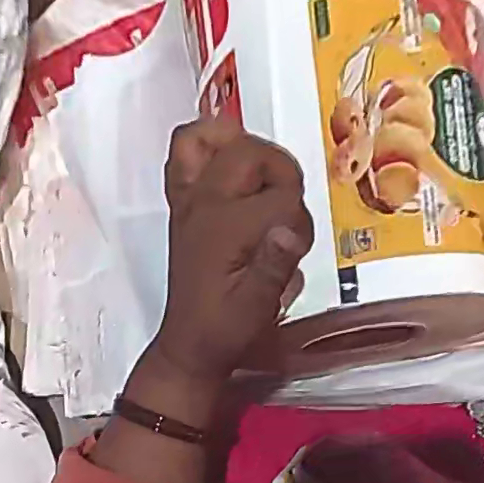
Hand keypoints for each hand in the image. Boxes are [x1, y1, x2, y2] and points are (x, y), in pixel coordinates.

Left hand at [151, 119, 315, 383]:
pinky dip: (210, 144)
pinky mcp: (184, 204)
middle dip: (283, 176)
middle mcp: (204, 204)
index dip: (299, 221)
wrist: (190, 344)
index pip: (281, 197)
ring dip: (249, 151)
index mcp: (225, 228)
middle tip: (288, 213)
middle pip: (254, 154)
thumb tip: (291, 230)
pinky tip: (232, 165)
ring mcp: (190, 199)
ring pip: (215, 138)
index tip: (295, 250)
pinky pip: (187, 151)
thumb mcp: (257, 307)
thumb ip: (274, 267)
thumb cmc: (224, 330)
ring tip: (265, 184)